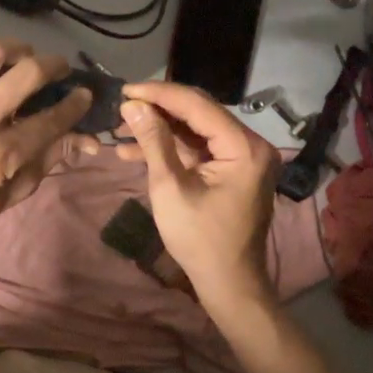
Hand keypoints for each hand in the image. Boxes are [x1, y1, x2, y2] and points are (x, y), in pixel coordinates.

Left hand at [0, 30, 95, 259]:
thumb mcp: (11, 195)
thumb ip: (47, 160)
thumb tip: (83, 138)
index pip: (51, 119)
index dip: (75, 104)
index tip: (84, 94)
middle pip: (26, 73)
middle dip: (53, 65)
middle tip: (59, 69)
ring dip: (15, 47)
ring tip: (22, 56)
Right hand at [115, 82, 278, 308]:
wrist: (228, 283)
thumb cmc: (200, 239)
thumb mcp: (170, 187)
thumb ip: (153, 141)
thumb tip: (132, 104)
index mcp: (244, 147)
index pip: (197, 105)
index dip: (159, 94)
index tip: (125, 89)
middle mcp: (251, 145)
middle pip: (199, 113)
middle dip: (158, 110)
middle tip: (122, 106)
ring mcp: (243, 158)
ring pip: (195, 131)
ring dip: (160, 130)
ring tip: (121, 130)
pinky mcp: (233, 170)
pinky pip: (199, 149)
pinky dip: (171, 149)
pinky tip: (135, 151)